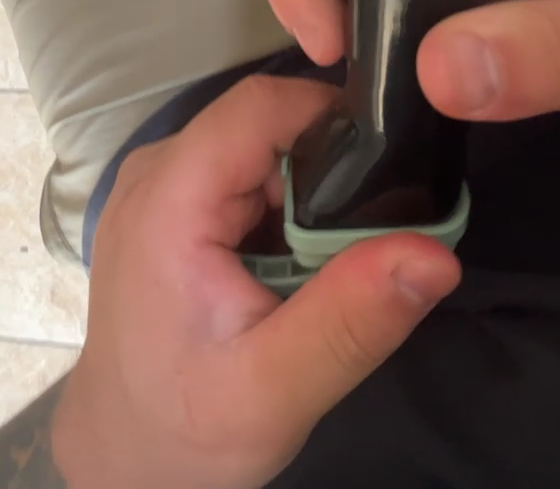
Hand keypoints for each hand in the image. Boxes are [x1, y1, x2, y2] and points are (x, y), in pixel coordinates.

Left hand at [54, 76, 461, 488]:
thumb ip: (351, 320)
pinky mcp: (168, 202)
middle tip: (374, 227)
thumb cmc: (183, 429)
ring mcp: (158, 184)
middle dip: (326, 162)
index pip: (259, 105)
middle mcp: (156, 171)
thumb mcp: (273, 392)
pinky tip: (298, 255)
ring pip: (255, 144)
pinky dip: (280, 202)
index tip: (390, 157)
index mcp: (168, 197)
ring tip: (337, 251)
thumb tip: (436, 254)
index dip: (329, 113)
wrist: (123, 456)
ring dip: (306, 187)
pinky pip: (239, 170)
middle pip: (261, 121)